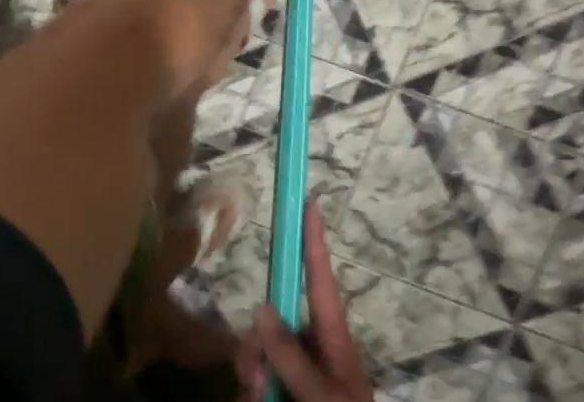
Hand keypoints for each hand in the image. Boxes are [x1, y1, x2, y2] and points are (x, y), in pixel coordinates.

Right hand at [235, 200, 370, 401]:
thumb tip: (262, 307)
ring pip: (257, 354)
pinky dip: (251, 393)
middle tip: (254, 384)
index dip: (313, 239)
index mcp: (332, 338)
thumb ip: (291, 356)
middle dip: (254, 349)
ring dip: (250, 380)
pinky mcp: (284, 392)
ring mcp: (298, 372)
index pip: (319, 278)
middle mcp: (313, 348)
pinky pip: (255, 380)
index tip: (310, 200)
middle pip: (271, 321)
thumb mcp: (322, 396)